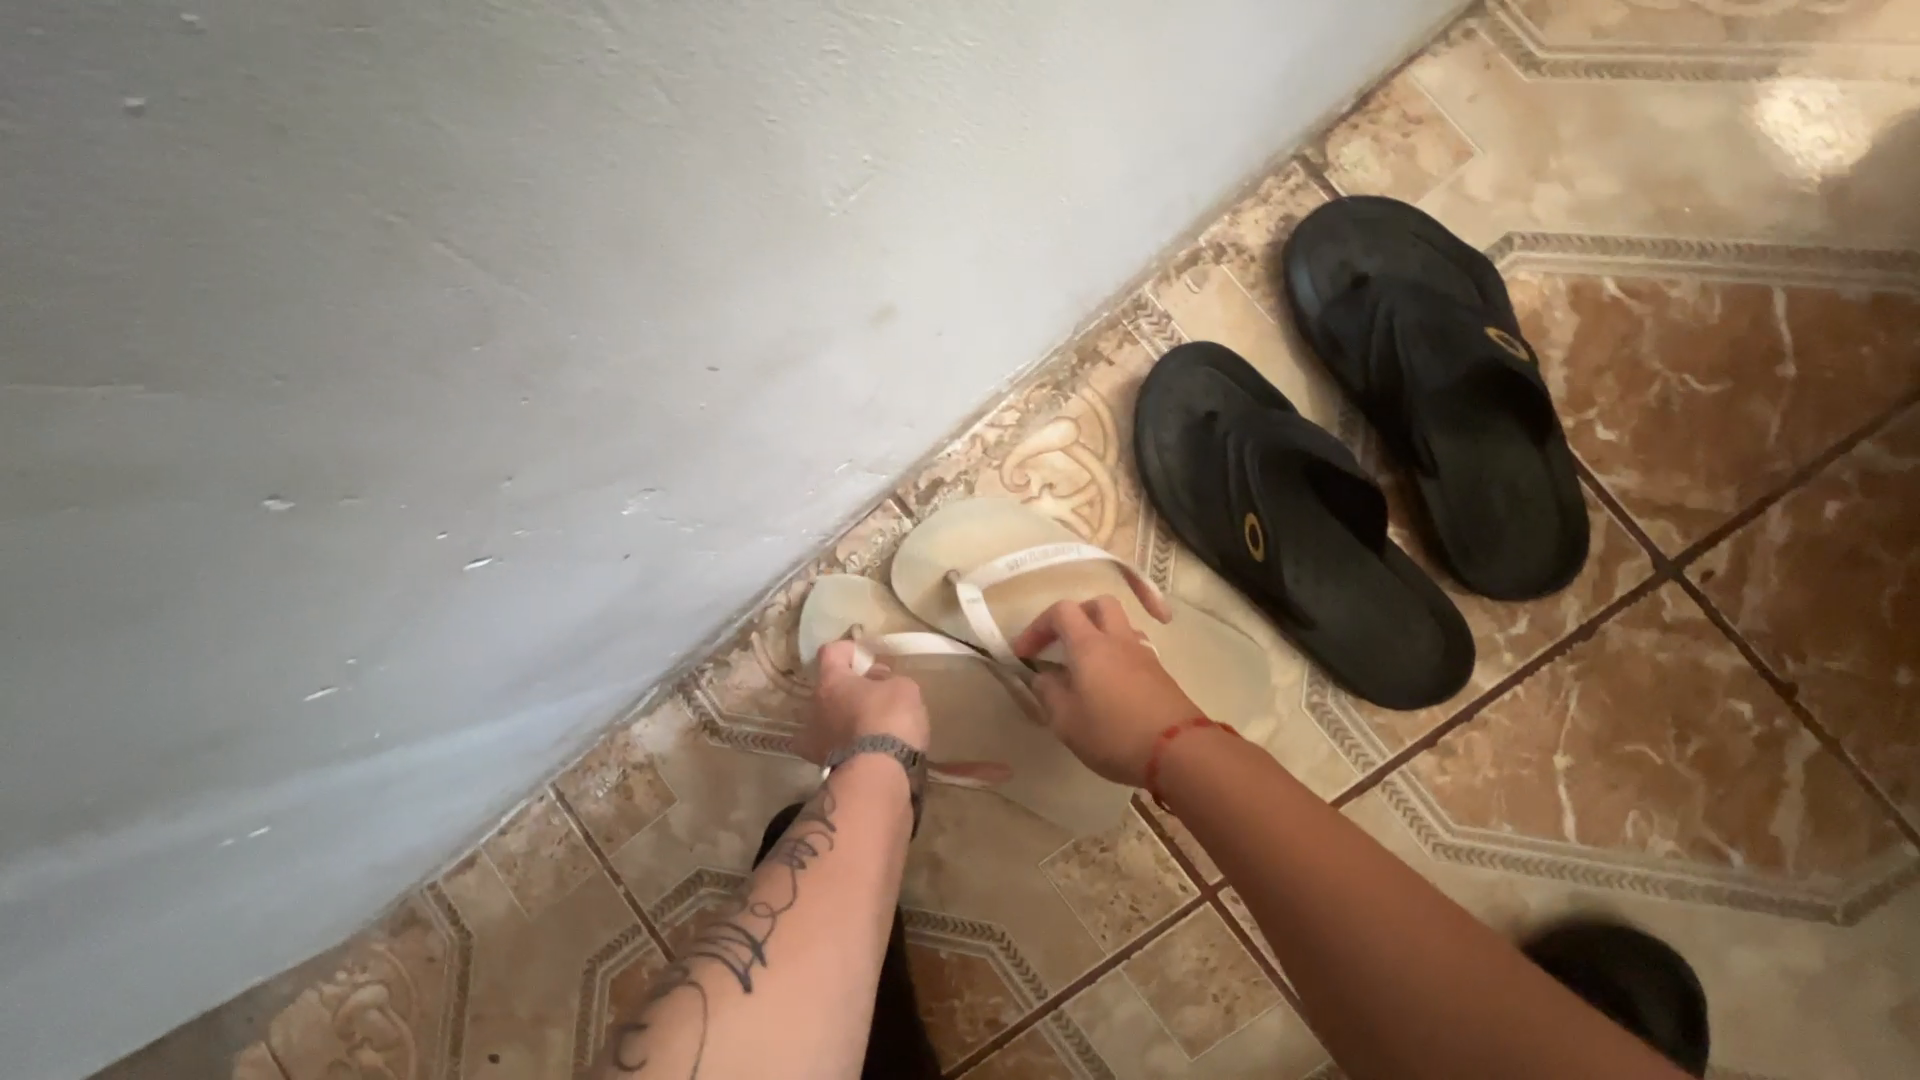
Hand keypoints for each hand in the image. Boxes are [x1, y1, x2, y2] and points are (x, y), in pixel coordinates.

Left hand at [795, 640, 931, 763]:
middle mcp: (813, 706)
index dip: (849, 650)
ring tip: (869, 727)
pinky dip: (843, 746)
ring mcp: (813, 739)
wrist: (877, 775)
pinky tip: (860, 752)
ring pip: (827, 719)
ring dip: (844, 718)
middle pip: (829, 688)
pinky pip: (831, 747)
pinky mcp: (819, 765)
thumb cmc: (889, 720)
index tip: (867, 656)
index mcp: (831, 681)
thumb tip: (876, 679)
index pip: (831, 652)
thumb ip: (888, 679)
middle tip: (875, 695)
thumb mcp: (904, 689)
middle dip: (849, 689)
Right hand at [1011, 597, 1202, 786]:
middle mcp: (1118, 640)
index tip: (1023, 654)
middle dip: (1076, 617)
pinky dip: (1116, 657)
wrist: (1179, 751)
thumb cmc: (1113, 734)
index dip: (1037, 627)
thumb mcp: (1066, 721)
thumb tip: (1044, 677)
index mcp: (1089, 645)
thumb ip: (1048, 693)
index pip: (1061, 612)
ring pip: (1120, 626)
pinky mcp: (1160, 674)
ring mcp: (1144, 655)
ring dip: (1099, 636)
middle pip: (1098, 605)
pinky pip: (1133, 651)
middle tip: (1060, 644)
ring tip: (1085, 669)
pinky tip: (1110, 687)